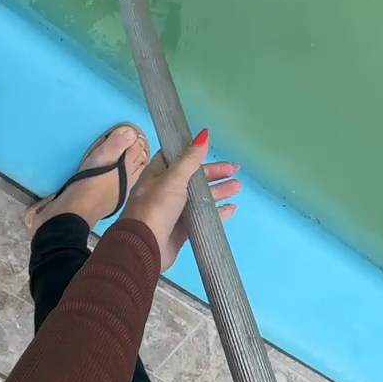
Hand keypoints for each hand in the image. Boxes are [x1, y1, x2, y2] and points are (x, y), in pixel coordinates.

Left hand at [120, 129, 239, 270]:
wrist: (144, 248)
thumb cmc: (156, 207)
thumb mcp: (173, 179)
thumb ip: (190, 159)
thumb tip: (204, 133)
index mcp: (157, 174)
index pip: (177, 157)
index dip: (194, 152)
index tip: (211, 148)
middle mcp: (165, 190)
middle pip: (193, 177)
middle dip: (214, 173)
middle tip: (235, 170)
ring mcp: (174, 210)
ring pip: (200, 197)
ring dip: (218, 191)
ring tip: (237, 188)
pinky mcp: (182, 229)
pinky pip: (202, 216)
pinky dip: (217, 212)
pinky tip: (231, 209)